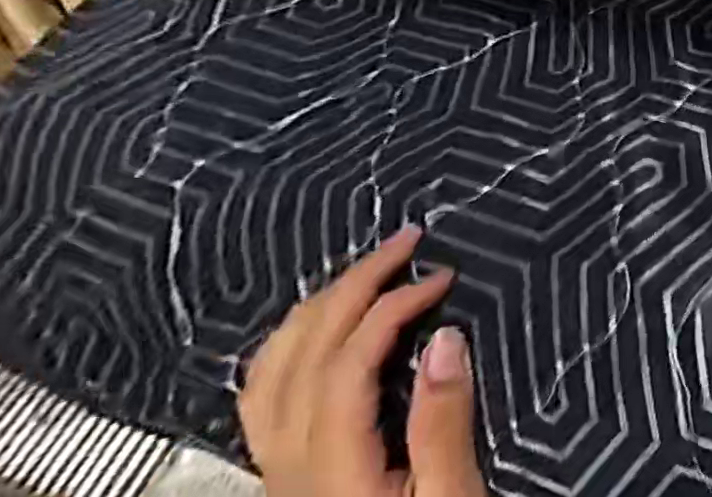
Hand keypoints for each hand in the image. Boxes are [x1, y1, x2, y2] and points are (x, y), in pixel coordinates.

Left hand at [240, 225, 486, 496]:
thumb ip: (442, 423)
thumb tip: (446, 336)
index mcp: (333, 470)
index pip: (346, 362)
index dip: (393, 305)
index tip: (443, 277)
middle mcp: (289, 465)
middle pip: (301, 353)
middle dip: (354, 283)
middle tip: (406, 240)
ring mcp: (276, 469)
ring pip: (269, 370)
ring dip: (319, 305)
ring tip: (368, 268)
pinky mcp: (282, 472)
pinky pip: (266, 391)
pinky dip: (293, 341)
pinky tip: (324, 325)